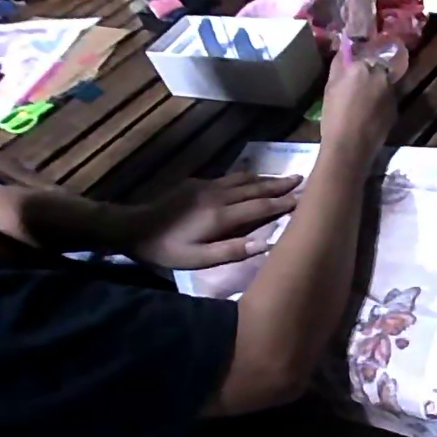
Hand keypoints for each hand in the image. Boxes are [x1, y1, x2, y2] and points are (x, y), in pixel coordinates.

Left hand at [119, 171, 302, 269]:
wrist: (133, 227)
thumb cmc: (167, 249)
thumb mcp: (198, 259)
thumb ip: (232, 251)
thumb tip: (266, 243)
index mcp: (221, 216)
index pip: (260, 207)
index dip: (283, 203)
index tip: (304, 199)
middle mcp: (218, 196)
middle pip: (255, 188)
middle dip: (280, 185)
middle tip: (301, 180)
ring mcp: (207, 187)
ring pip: (243, 180)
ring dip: (266, 179)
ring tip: (284, 178)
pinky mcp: (198, 184)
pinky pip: (230, 179)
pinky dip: (248, 178)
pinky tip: (253, 180)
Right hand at [320, 48, 396, 156]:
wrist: (350, 146)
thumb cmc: (335, 116)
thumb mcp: (330, 86)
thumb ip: (339, 65)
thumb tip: (344, 52)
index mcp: (363, 67)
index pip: (363, 55)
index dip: (358, 63)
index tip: (353, 70)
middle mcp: (381, 77)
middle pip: (377, 69)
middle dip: (370, 75)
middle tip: (358, 88)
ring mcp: (391, 94)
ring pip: (384, 85)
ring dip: (377, 89)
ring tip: (364, 103)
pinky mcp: (395, 111)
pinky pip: (388, 100)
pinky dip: (381, 104)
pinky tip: (370, 115)